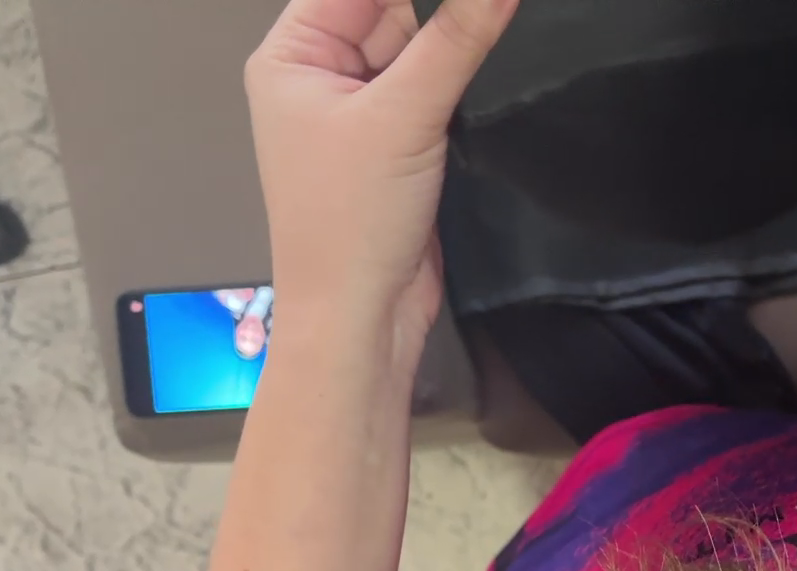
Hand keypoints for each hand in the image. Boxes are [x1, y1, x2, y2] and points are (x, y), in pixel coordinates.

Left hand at [244, 0, 517, 358]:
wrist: (365, 315)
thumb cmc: (354, 218)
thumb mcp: (402, 117)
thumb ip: (453, 43)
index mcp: (296, 55)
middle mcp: (329, 82)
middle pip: (394, 18)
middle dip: (444, 20)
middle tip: (500, 16)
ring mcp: (369, 124)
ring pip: (423, 66)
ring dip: (460, 62)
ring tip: (493, 60)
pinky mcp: (406, 160)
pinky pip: (438, 109)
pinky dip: (464, 102)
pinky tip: (493, 94)